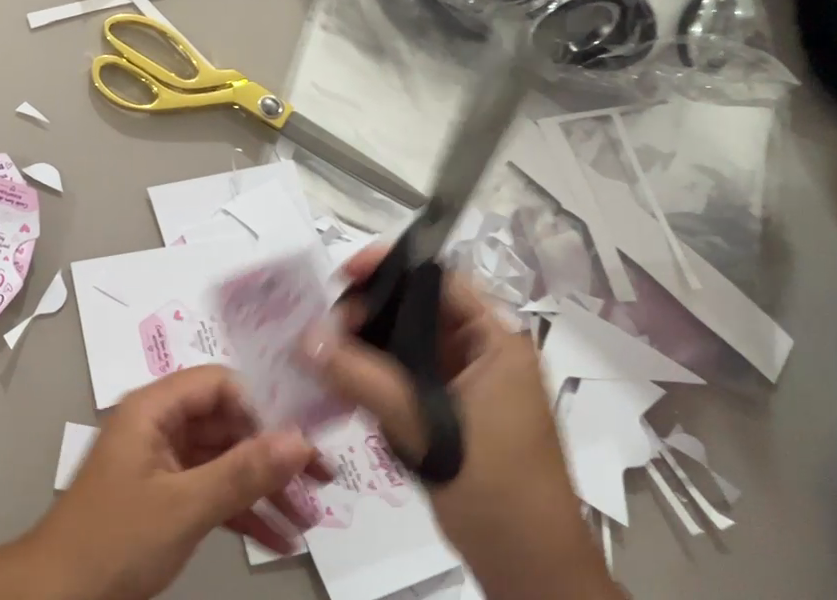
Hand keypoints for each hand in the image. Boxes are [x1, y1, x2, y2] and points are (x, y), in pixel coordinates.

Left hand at [20, 366, 329, 599]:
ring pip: (223, 460)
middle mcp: (158, 425)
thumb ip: (243, 472)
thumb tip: (299, 440)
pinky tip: (280, 541)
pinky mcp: (164, 495)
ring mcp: (161, 461)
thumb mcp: (185, 505)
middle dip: (272, 454)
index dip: (262, 405)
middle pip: (225, 423)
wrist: (62, 590)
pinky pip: (211, 491)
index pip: (218, 384)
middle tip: (324, 483)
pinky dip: (243, 513)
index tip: (307, 436)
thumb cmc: (117, 537)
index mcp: (152, 409)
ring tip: (311, 520)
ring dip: (264, 488)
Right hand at [299, 245, 621, 599]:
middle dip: (367, 310)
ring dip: (364, 344)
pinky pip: (403, 377)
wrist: (530, 570)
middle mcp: (483, 354)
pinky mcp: (447, 413)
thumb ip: (362, 376)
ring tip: (319, 348)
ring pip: (405, 344)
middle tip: (323, 323)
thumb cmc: (496, 488)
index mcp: (498, 342)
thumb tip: (305, 337)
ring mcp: (466, 385)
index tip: (342, 274)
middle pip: (417, 308)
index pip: (441, 279)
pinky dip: (371, 374)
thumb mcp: (427, 425)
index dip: (391, 267)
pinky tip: (336, 379)